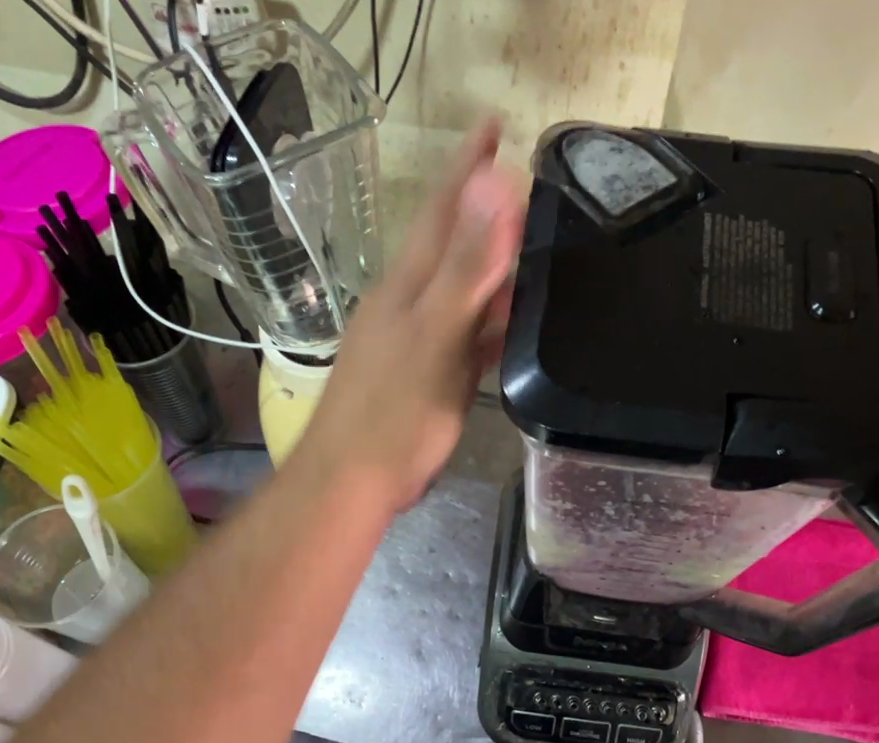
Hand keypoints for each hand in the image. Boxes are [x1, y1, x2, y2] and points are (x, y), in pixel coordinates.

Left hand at [300, 119, 526, 506]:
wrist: (350, 482)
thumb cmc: (395, 413)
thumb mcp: (437, 335)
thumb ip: (466, 266)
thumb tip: (493, 184)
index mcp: (407, 287)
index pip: (443, 212)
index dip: (468, 168)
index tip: (493, 124)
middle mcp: (405, 305)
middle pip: (449, 248)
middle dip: (483, 214)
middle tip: (524, 190)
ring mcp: (409, 341)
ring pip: (456, 292)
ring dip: (489, 269)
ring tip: (527, 255)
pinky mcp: (418, 376)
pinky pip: (460, 335)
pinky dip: (486, 323)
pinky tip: (506, 330)